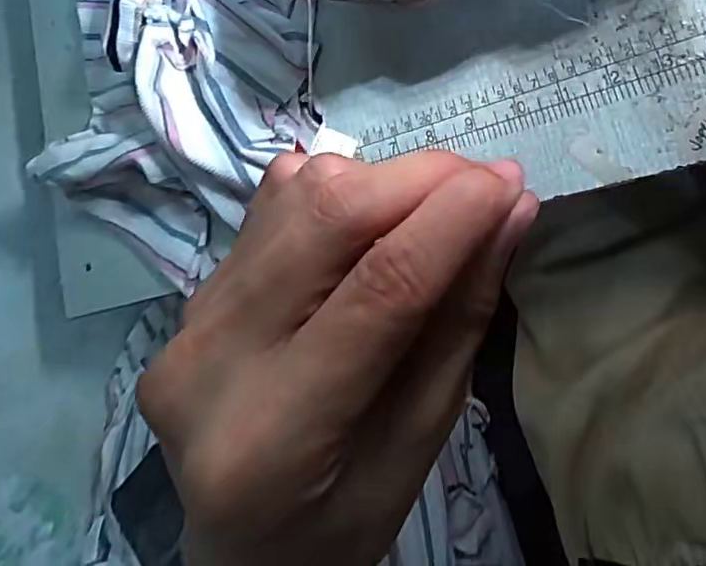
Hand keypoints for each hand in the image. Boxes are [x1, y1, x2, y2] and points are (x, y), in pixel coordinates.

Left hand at [137, 150, 537, 565]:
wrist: (239, 545)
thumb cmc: (345, 514)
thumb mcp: (423, 436)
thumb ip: (464, 315)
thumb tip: (511, 211)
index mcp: (275, 432)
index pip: (382, 288)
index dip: (454, 220)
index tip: (510, 182)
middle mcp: (213, 356)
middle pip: (330, 216)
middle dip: (422, 179)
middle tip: (481, 182)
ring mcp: (194, 312)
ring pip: (301, 192)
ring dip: (385, 177)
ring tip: (433, 201)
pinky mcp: (194, 285)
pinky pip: (276, 198)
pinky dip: (341, 186)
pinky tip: (370, 215)